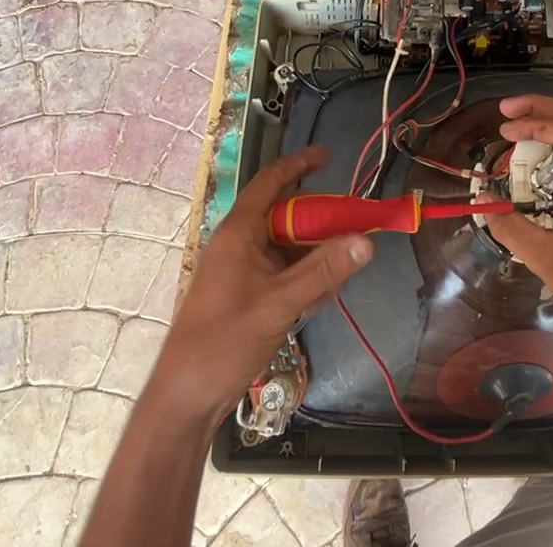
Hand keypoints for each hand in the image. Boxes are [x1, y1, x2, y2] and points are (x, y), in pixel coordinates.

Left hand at [147, 145, 373, 420]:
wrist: (186, 397)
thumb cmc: (224, 342)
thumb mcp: (280, 304)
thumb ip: (324, 271)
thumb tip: (366, 241)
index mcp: (239, 233)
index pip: (271, 182)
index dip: (300, 165)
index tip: (330, 156)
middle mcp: (240, 244)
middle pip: (287, 215)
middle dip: (322, 219)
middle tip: (355, 225)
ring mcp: (243, 270)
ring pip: (289, 246)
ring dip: (317, 253)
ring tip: (345, 267)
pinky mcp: (248, 294)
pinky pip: (284, 272)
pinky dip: (307, 277)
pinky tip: (325, 297)